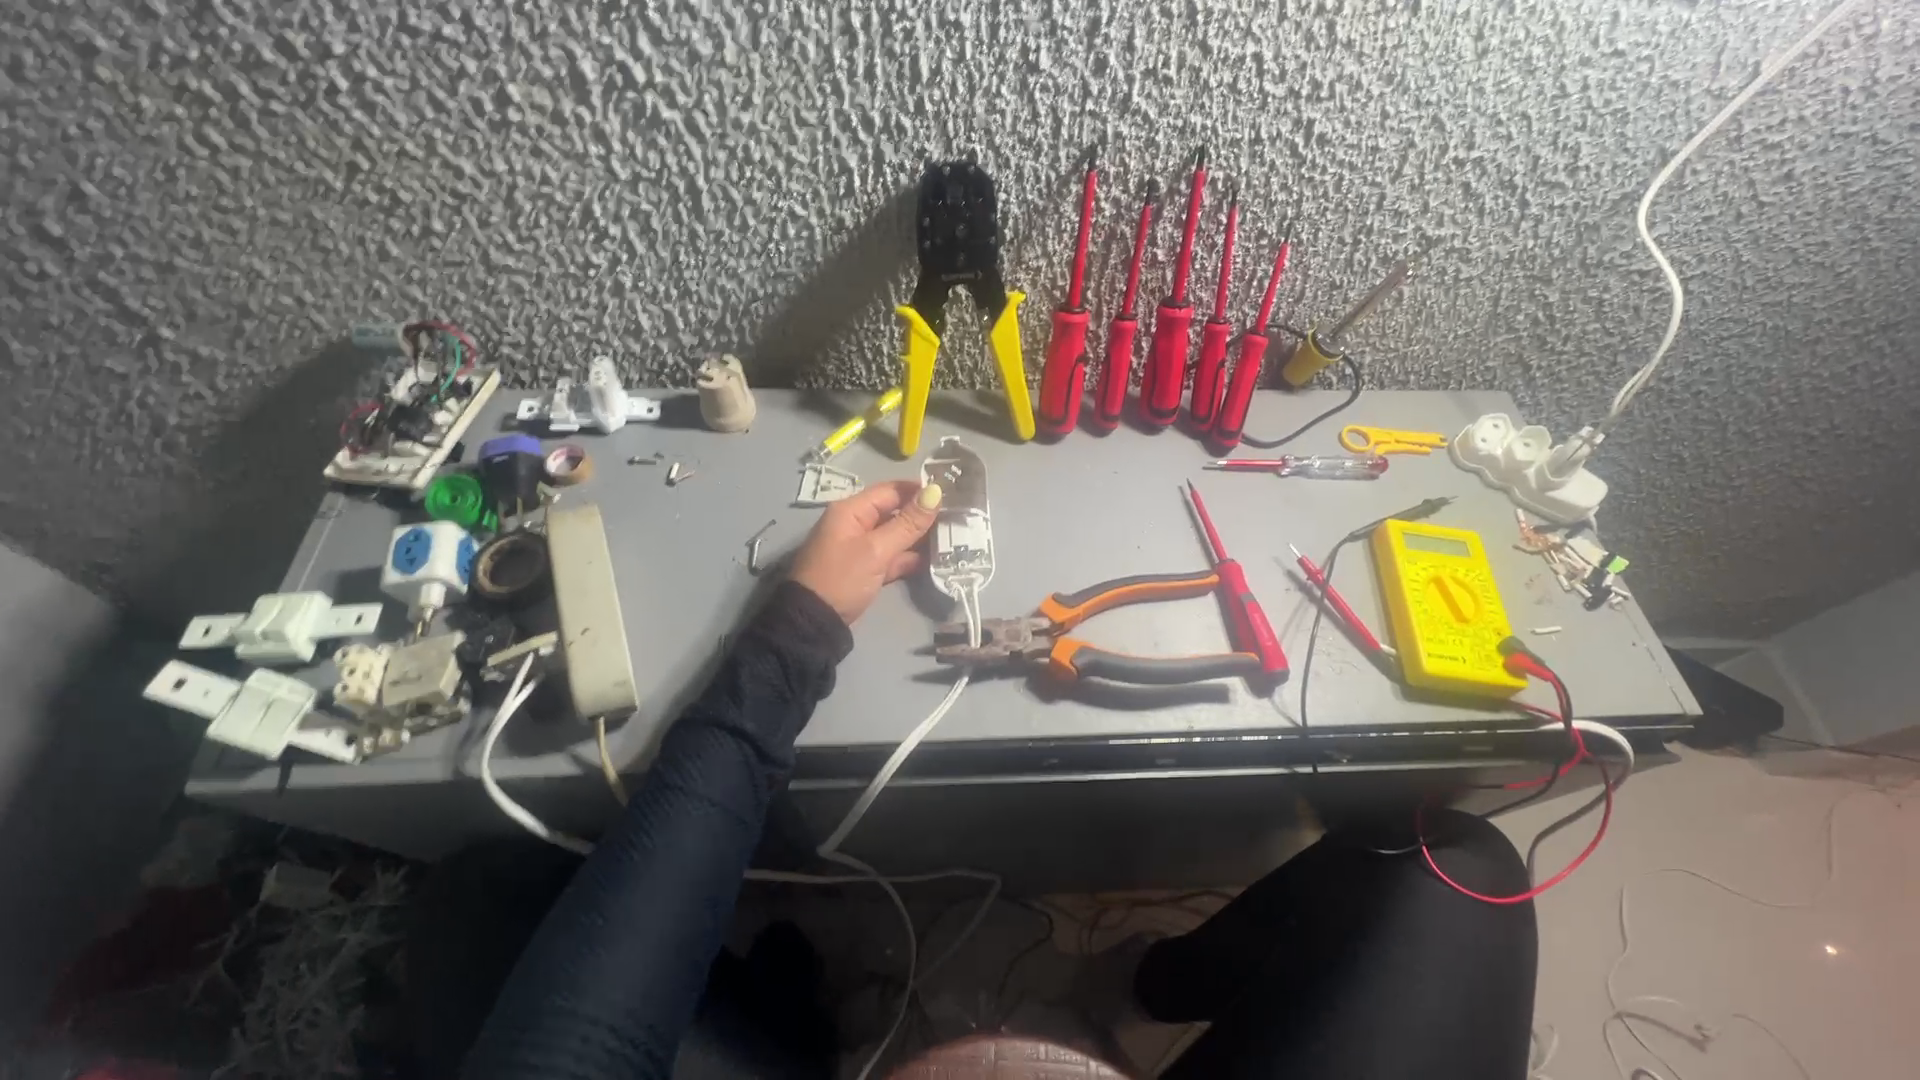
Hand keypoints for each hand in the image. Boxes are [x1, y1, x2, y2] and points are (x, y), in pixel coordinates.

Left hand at [789, 480, 942, 625]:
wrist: (815, 621)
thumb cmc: (843, 578)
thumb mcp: (877, 550)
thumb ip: (908, 523)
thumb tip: (935, 492)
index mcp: (852, 511)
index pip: (891, 491)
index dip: (919, 491)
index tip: (950, 495)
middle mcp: (856, 524)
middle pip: (895, 512)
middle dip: (923, 516)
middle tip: (956, 518)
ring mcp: (862, 548)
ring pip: (896, 536)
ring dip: (920, 538)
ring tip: (952, 538)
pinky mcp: (867, 569)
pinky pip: (892, 556)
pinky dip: (909, 558)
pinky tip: (934, 559)